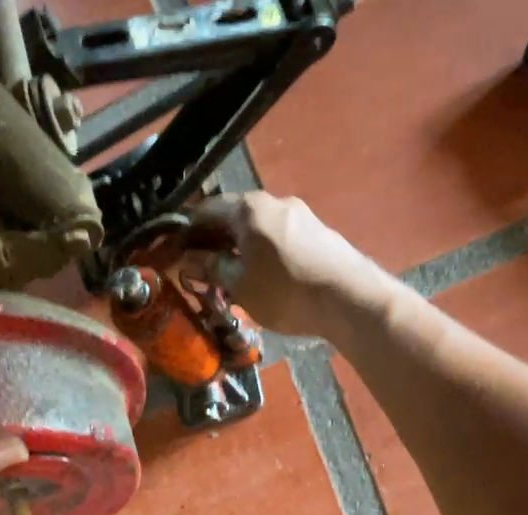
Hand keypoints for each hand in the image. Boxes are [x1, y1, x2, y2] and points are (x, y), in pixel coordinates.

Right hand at [185, 192, 397, 341]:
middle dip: (216, 242)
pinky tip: (265, 278)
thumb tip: (188, 260)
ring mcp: (301, 216)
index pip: (207, 210)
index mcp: (249, 209)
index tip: (177, 253)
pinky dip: (265, 253)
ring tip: (234, 278)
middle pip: (235, 218)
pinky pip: (281, 238)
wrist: (350, 299)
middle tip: (204, 270)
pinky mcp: (319, 233)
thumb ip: (212, 269)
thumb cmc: (285, 292)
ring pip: (259, 229)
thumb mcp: (240, 285)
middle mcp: (275, 202)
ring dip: (242, 249)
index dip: (188, 231)